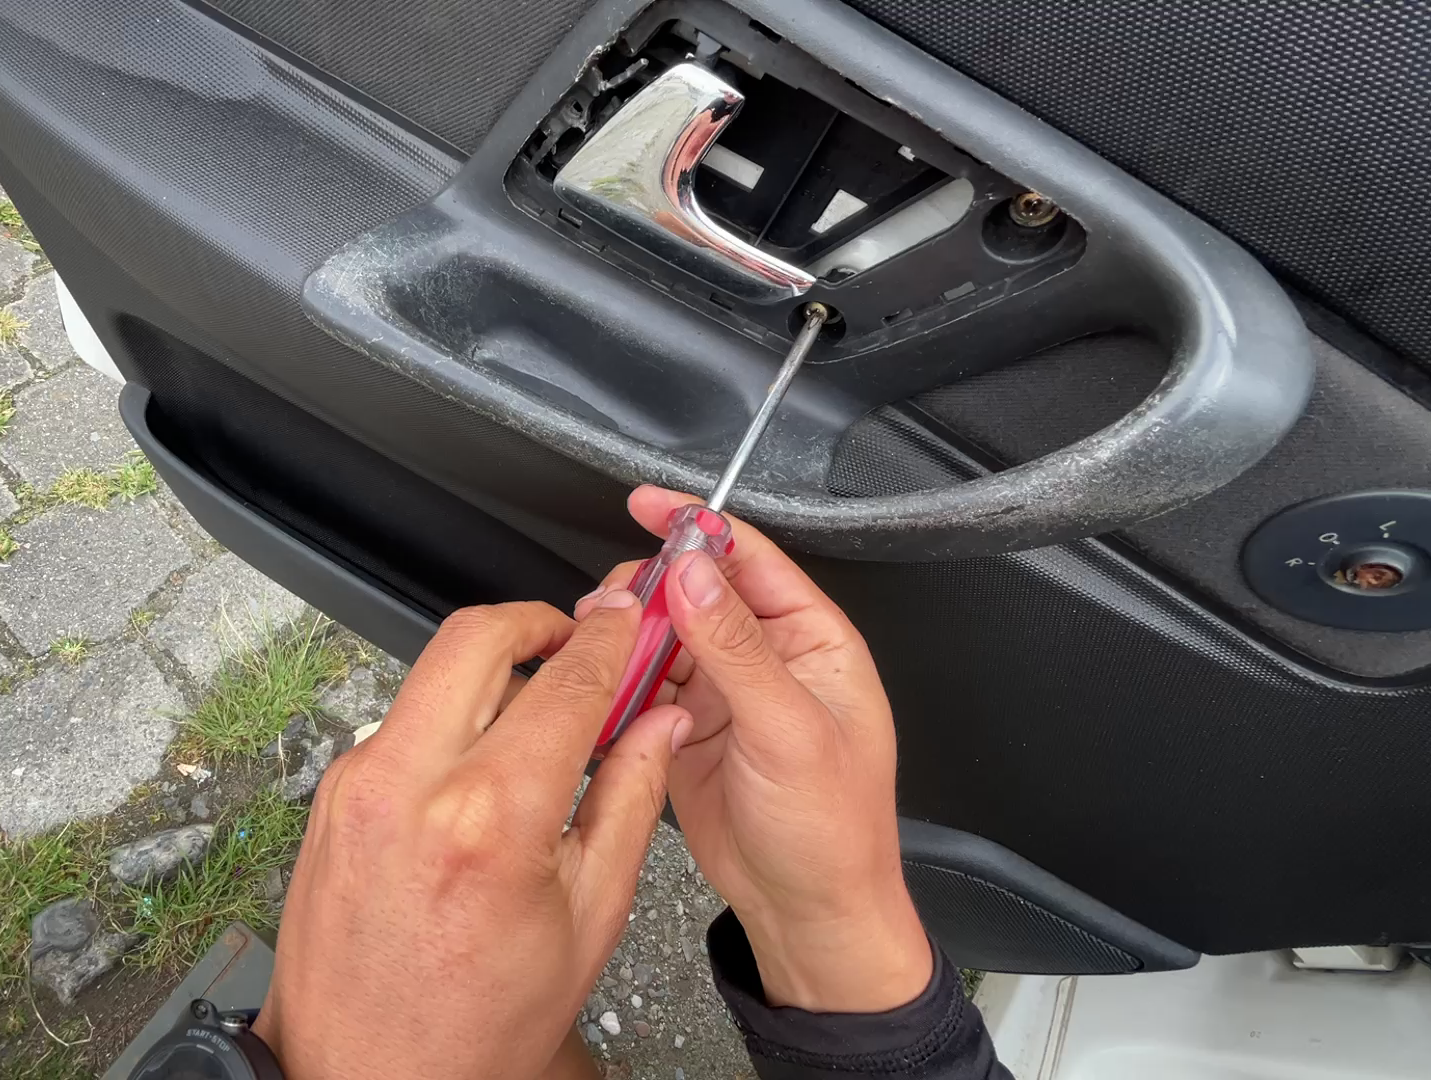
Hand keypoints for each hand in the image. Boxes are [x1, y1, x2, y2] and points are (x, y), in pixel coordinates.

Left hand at [254, 597, 691, 1078]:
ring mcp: (359, 779)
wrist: (361, 1079)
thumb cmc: (477, 1024)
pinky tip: (482, 757)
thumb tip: (657, 723)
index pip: (565, 685)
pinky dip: (456, 712)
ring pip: (437, 668)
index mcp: (488, 820)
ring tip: (537, 705)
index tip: (624, 618)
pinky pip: (408, 715)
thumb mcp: (588, 918)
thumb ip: (630, 798)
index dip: (607, 639)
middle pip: (477, 636)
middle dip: (536, 619)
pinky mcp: (336, 787)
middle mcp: (409, 782)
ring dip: (496, 665)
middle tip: (574, 638)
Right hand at [576, 486, 932, 1012]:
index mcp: (808, 639)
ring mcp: (721, 687)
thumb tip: (695, 574)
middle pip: (695, 589)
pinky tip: (604, 681)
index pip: (749, 557)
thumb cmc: (831, 828)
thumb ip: (737, 648)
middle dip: (649, 585)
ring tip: (599, 640)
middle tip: (611, 600)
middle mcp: (763, 654)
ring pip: (662, 632)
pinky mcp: (686, 719)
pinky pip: (644, 679)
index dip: (696, 525)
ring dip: (629, 631)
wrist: (805, 910)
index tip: (647, 503)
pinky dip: (620, 676)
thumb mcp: (789, 730)